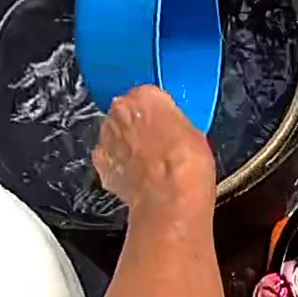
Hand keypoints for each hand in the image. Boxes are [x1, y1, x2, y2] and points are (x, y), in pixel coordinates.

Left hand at [92, 86, 215, 216]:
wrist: (170, 199)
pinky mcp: (101, 165)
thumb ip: (177, 126)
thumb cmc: (186, 167)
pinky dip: (120, 168)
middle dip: (139, 129)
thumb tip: (175, 132)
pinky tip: (138, 180)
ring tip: (149, 167)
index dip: (160, 115)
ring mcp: (107, 139)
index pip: (150, 97)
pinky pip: (110, 161)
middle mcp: (121, 113)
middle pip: (127, 114)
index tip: (168, 126)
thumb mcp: (196, 136)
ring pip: (116, 137)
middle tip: (158, 147)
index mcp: (146, 97)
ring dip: (127, 148)